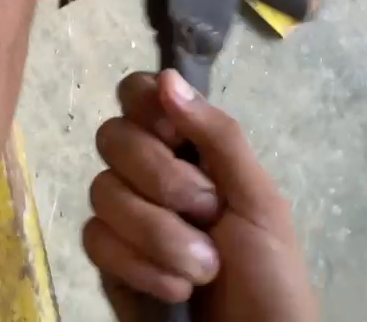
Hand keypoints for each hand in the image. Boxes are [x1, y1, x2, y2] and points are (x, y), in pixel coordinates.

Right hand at [84, 71, 315, 321]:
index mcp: (184, 146)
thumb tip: (166, 75)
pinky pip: (95, 239)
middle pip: (112, 136)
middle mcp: (145, 171)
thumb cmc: (271, 276)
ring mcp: (122, 213)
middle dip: (161, 179)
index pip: (136, 92)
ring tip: (202, 269)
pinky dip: (140, 267)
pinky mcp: (107, 258)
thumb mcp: (260, 201)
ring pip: (101, 190)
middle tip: (205, 211)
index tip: (174, 134)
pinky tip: (173, 291)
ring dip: (159, 234)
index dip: (146, 107)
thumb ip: (218, 135)